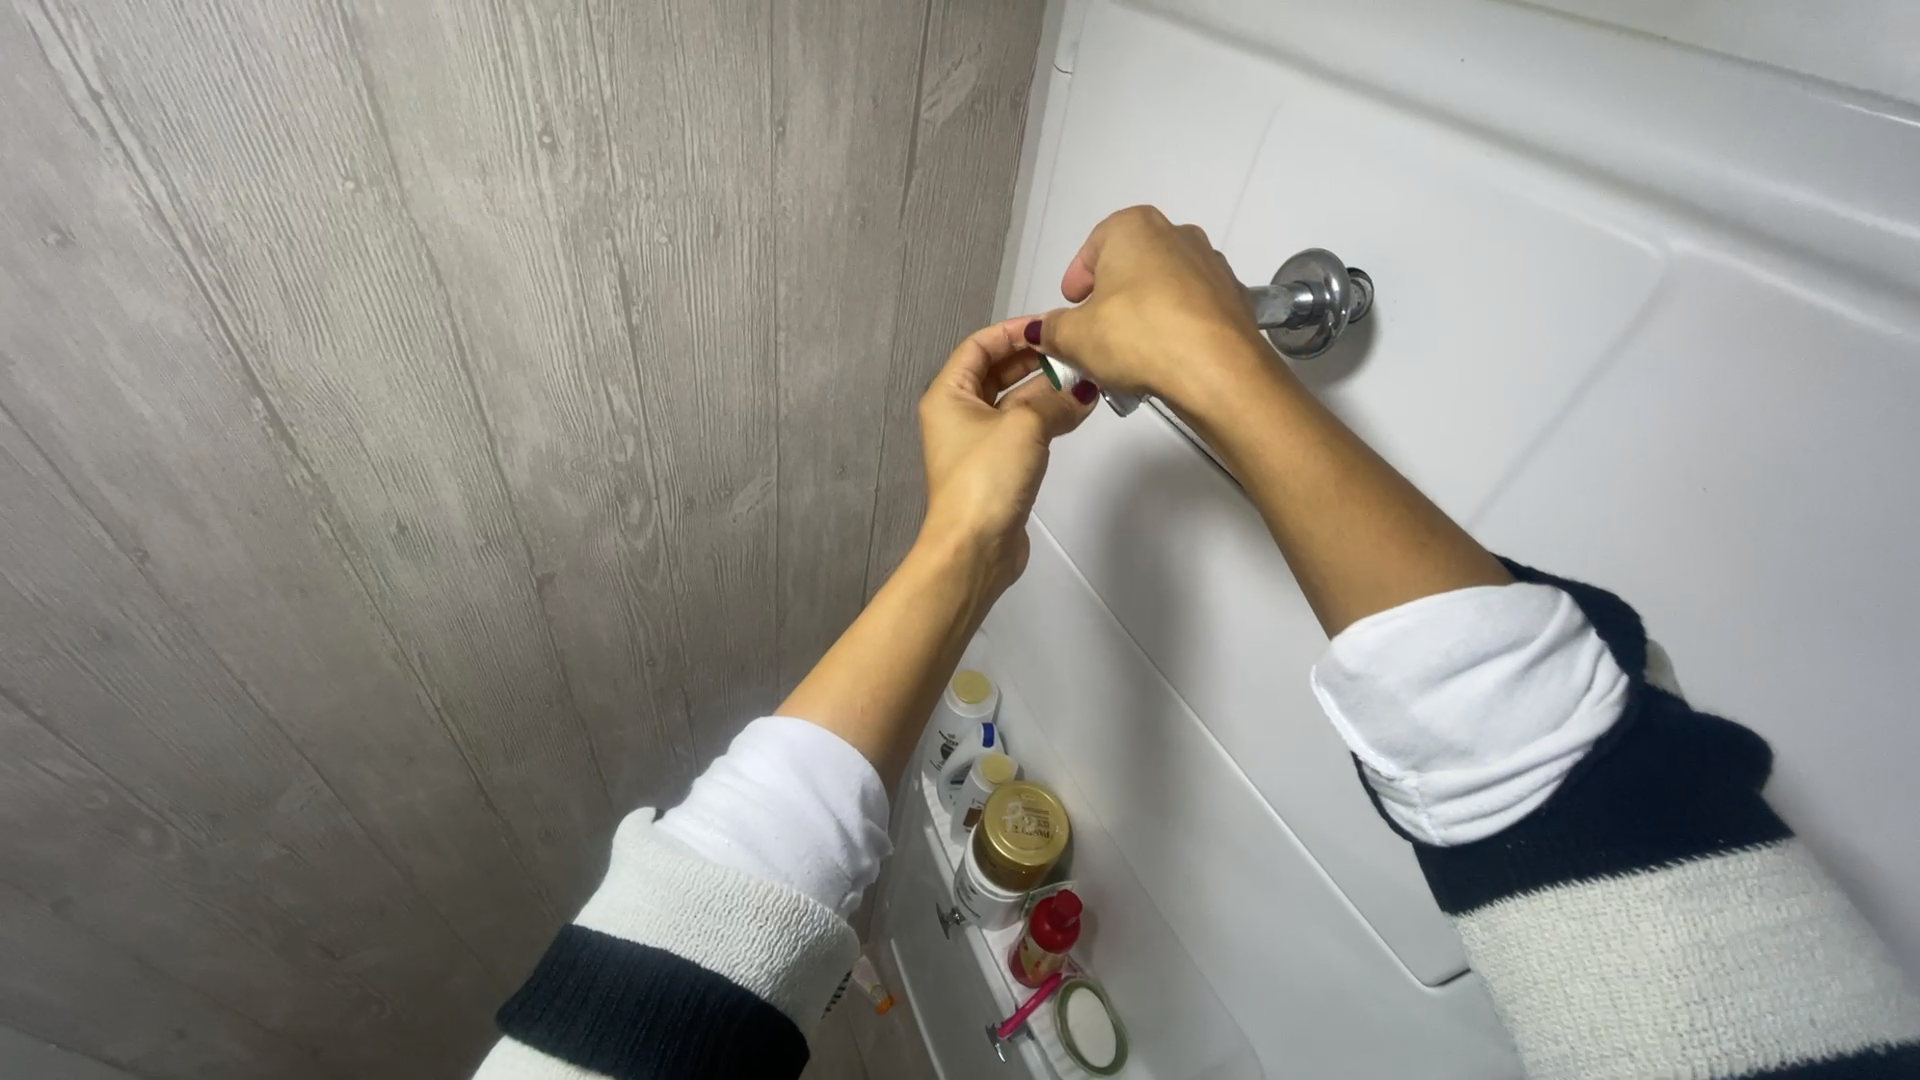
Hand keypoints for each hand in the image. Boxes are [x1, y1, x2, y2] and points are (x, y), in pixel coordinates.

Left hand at [915, 316, 1095, 597]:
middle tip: (1072, 351)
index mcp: (948, 394)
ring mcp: (978, 443)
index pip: (979, 346)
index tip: (1050, 326)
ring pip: (1013, 402)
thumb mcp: (1024, 426)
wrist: (975, 546)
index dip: (1013, 331)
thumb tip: (1083, 391)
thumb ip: (1056, 400)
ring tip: (1083, 377)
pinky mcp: (997, 467)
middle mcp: (958, 415)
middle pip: (996, 372)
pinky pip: (1023, 430)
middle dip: (1034, 359)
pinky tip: (1076, 409)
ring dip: (1045, 389)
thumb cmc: (985, 479)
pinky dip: (1046, 417)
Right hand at [1036, 205, 1267, 408]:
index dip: (1077, 278)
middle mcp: (1176, 233)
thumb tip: (1040, 330)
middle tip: (1094, 329)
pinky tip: (1163, 356)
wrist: (1217, 368)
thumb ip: (1052, 330)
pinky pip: (1190, 308)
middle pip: (1131, 263)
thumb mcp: (1076, 337)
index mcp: (1133, 227)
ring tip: (1130, 349)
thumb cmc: (1136, 336)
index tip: (1070, 305)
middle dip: (1110, 294)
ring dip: (1143, 310)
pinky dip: (1173, 325)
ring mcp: (1211, 264)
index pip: (1094, 246)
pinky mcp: (1233, 298)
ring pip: (1163, 285)